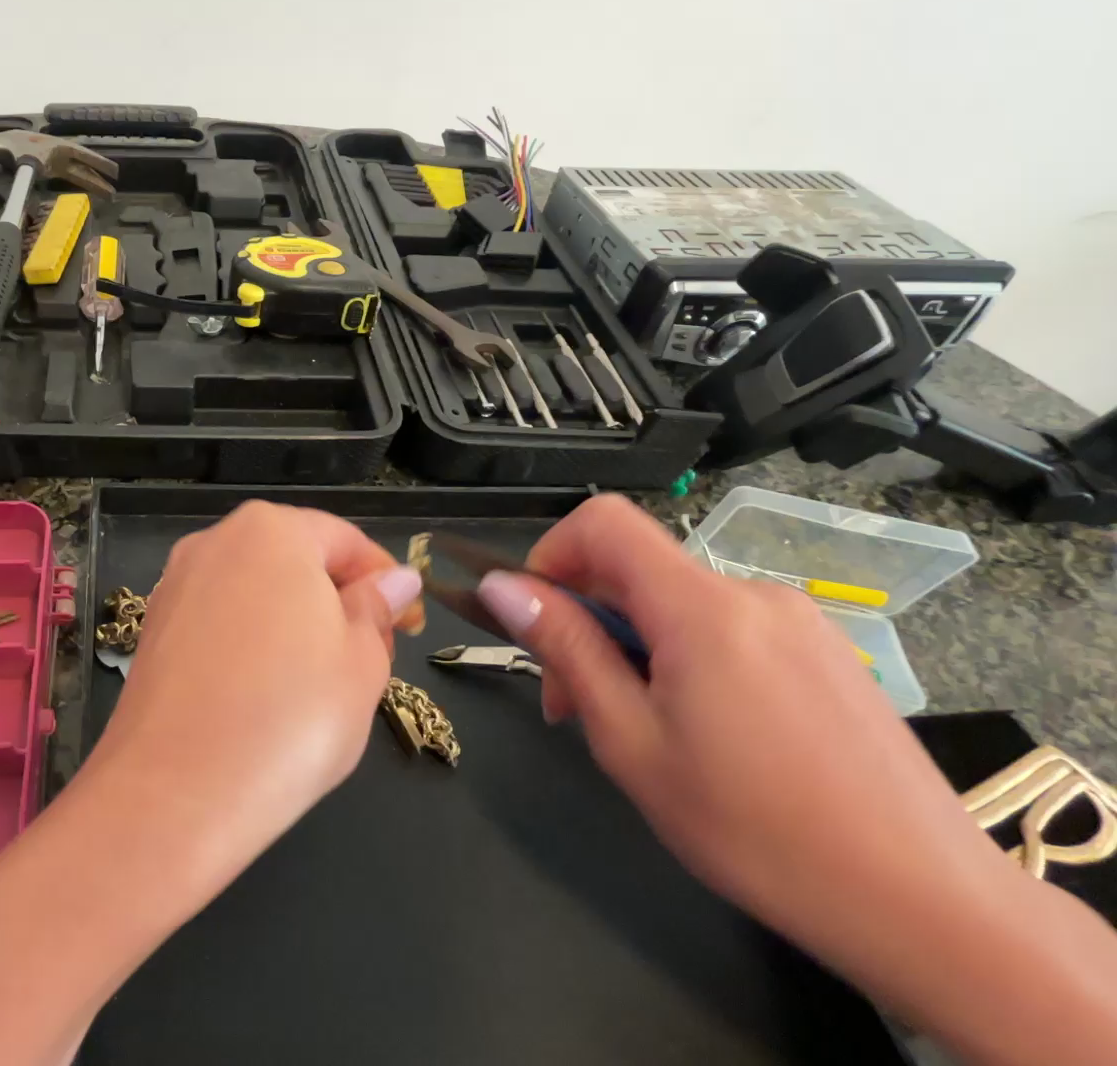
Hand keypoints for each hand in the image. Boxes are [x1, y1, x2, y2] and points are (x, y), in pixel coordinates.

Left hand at [84, 501, 420, 868]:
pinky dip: (250, 646)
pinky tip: (265, 695)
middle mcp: (212, 544)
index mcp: (270, 531)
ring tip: (319, 685)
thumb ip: (376, 609)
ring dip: (294, 625)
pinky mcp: (152, 633)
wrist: (177, 790)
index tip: (408, 627)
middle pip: (294, 561)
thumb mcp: (362, 661)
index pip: (344, 540)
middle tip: (370, 662)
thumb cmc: (291, 716)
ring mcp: (174, 588)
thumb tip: (393, 580)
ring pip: (254, 594)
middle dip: (336, 603)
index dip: (385, 582)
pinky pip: (218, 624)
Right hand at [474, 494, 1008, 937]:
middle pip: (638, 571)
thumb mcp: (630, 739)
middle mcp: (754, 596)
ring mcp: (800, 622)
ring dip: (633, 650)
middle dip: (586, 623)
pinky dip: (684, 661)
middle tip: (572, 709)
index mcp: (702, 608)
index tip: (533, 621)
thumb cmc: (751, 827)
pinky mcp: (825, 654)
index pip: (603, 522)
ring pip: (678, 607)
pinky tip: (699, 734)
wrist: (921, 902)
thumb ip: (566, 648)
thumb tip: (502, 586)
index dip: (551, 555)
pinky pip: (727, 631)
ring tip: (636, 732)